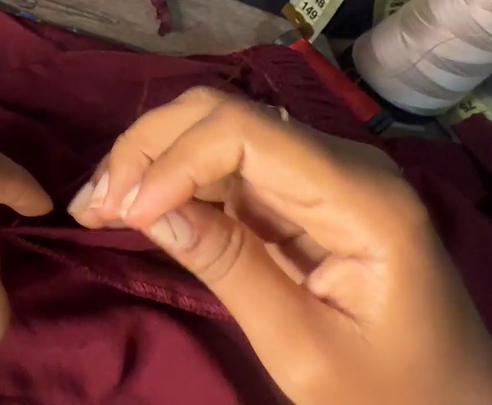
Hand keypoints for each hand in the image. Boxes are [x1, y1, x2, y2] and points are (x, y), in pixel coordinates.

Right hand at [68, 87, 491, 404]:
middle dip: (147, 149)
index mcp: (362, 196)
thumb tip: (145, 207)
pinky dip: (166, 180)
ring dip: (146, 160)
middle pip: (219, 114)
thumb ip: (229, 267)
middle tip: (93, 203)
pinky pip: (217, 165)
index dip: (173, 160)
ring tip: (95, 204)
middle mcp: (338, 161)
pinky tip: (128, 205)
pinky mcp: (294, 190)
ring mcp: (316, 171)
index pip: (244, 132)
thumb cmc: (397, 403)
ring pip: (208, 130)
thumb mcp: (308, 353)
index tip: (126, 213)